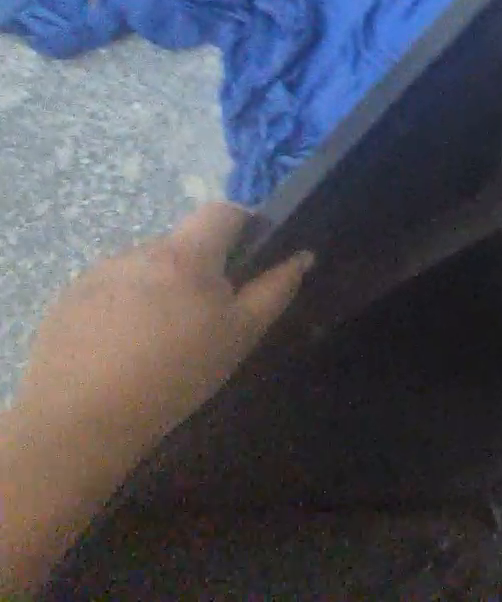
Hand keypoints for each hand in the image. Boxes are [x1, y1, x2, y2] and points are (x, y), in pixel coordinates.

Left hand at [12, 203, 312, 465]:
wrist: (79, 423)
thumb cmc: (178, 371)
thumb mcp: (244, 330)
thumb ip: (277, 286)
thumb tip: (302, 257)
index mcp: (184, 257)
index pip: (222, 212)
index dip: (244, 225)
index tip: (251, 258)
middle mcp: (136, 255)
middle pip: (183, 241)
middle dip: (201, 264)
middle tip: (210, 307)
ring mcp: (93, 279)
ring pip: (146, 265)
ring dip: (162, 282)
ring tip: (164, 328)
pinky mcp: (64, 304)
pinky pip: (111, 286)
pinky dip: (127, 302)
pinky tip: (128, 341)